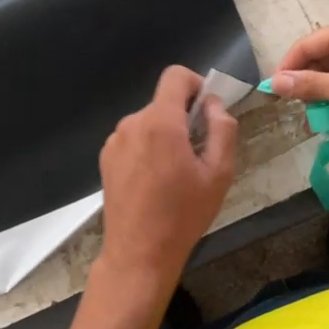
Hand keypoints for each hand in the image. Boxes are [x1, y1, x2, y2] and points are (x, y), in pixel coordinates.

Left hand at [96, 66, 238, 285]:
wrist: (139, 253)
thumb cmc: (184, 215)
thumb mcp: (219, 174)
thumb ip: (222, 130)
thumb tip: (214, 105)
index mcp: (161, 123)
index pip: (175, 76)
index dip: (195, 85)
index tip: (206, 112)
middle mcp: (132, 124)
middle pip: (163, 103)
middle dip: (183, 119)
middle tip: (197, 155)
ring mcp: (115, 141)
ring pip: (148, 122)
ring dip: (165, 136)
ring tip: (175, 174)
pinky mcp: (106, 158)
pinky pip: (134, 139)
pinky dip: (147, 149)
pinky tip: (154, 182)